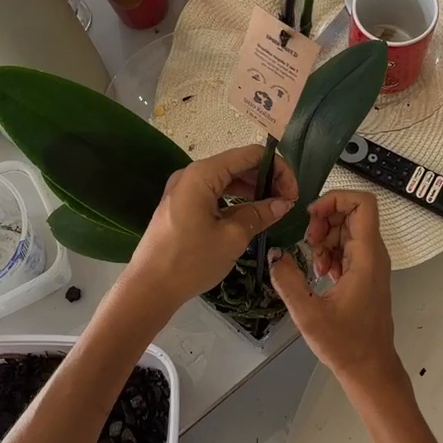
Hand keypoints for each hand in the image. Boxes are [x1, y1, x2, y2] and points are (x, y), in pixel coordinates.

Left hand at [115, 145, 297, 318]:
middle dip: (266, 180)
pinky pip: (214, 195)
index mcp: (202, 174)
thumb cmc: (190, 261)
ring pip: (226, 181)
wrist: (149, 288)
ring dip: (252, 191)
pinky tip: (250, 216)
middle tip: (287, 204)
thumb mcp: (232, 237)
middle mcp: (191, 175)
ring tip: (274, 210)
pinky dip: (235, 201)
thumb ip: (259, 214)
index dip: (278, 169)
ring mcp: (183, 191)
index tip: (293, 194)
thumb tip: (283, 203)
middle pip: (237, 165)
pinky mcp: (181, 207)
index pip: (250, 155)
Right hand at [268, 191, 402, 386]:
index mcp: (366, 257)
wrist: (369, 368)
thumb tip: (275, 254)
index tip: (311, 218)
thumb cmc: (345, 344)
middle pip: (352, 213)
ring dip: (325, 238)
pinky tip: (318, 274)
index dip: (335, 200)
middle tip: (306, 242)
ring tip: (311, 263)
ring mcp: (371, 265)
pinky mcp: (365, 275)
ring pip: (348, 230)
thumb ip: (288, 280)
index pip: (362, 203)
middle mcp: (373, 255)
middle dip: (324, 220)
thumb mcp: (307, 314)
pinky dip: (330, 252)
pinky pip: (348, 248)